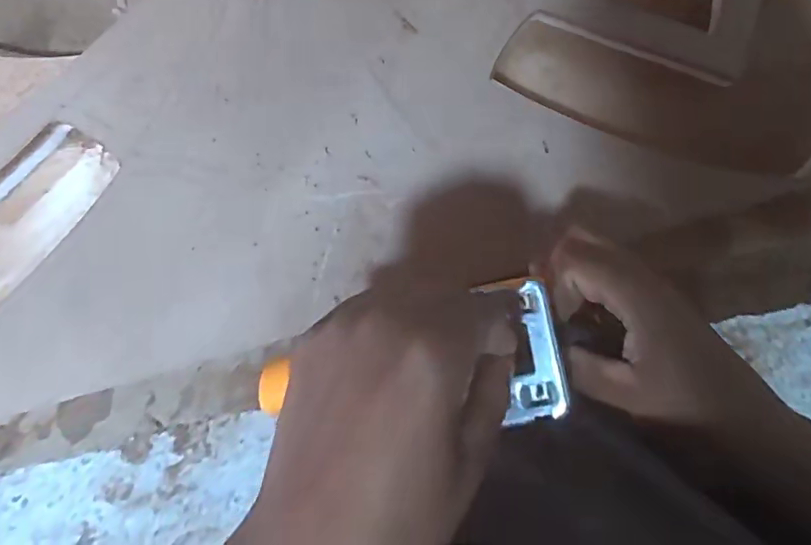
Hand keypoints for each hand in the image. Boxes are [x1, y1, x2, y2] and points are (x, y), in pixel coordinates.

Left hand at [234, 284, 516, 544]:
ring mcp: (346, 324)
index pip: (487, 307)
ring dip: (427, 312)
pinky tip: (385, 358)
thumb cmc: (399, 513)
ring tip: (426, 352)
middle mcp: (390, 319)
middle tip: (471, 350)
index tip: (504, 345)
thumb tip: (499, 350)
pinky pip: (367, 307)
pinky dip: (387, 320)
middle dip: (467, 315)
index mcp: (434, 350)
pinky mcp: (314, 337)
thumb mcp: (470, 461)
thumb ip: (494, 390)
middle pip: (448, 291)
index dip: (504, 323)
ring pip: (406, 291)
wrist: (306, 544)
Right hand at [542, 229, 791, 440]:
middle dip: (556, 267)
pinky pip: (615, 269)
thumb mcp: (627, 396)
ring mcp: (653, 283)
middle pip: (587, 241)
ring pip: (601, 252)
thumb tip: (544, 349)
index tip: (551, 327)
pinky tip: (585, 317)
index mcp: (635, 292)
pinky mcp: (658, 297)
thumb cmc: (686, 407)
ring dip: (573, 272)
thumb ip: (581, 367)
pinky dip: (591, 280)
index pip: (575, 258)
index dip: (553, 286)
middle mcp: (643, 276)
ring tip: (556, 313)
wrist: (742, 417)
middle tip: (542, 308)